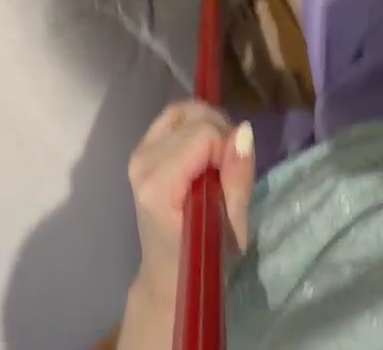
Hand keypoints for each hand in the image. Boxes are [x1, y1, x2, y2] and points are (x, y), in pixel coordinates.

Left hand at [126, 101, 255, 300]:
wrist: (168, 273)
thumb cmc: (204, 257)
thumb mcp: (232, 227)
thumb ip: (238, 177)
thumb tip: (244, 130)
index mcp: (159, 184)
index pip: (205, 133)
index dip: (227, 149)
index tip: (231, 178)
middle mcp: (143, 161)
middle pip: (194, 114)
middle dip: (220, 132)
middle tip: (227, 167)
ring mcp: (139, 152)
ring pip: (184, 110)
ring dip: (208, 125)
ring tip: (217, 157)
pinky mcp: (142, 148)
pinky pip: (174, 117)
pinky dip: (194, 125)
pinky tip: (202, 152)